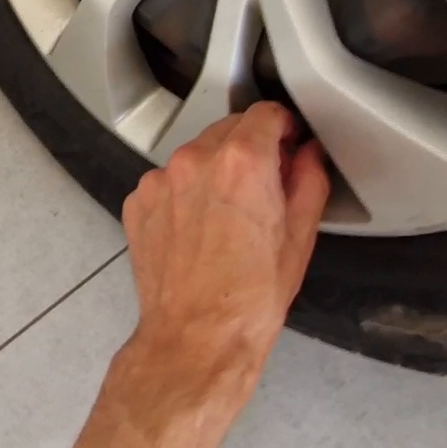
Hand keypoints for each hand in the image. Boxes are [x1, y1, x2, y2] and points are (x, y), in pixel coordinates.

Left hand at [118, 102, 328, 403]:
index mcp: (241, 163)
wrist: (197, 334)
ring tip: (227, 216)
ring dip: (213, 171)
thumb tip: (308, 155)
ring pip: (194, 156)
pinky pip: (166, 182)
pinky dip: (183, 194)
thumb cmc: (249, 296)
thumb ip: (308, 181)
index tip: (287, 141)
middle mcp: (194, 161)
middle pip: (227, 130)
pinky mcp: (138, 202)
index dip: (281, 127)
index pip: (264, 113)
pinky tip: (197, 229)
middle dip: (249, 149)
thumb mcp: (299, 236)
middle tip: (263, 186)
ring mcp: (159, 181)